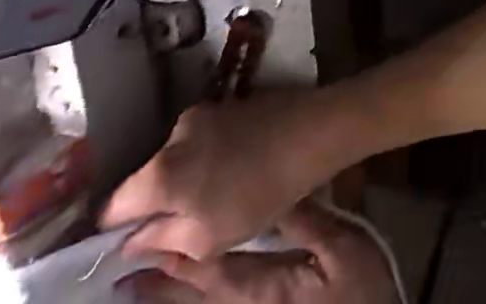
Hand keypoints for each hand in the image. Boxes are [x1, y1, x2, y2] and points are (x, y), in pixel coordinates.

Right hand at [103, 92, 350, 261]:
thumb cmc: (261, 191)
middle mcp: (173, 135)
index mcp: (159, 172)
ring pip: (179, 156)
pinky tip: (239, 167)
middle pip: (147, 178)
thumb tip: (131, 241)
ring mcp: (204, 113)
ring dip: (189, 177)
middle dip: (158, 202)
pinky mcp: (230, 102)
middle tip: (184, 223)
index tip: (131, 243)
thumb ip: (161, 242)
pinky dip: (211, 156)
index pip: (113, 207)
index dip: (117, 230)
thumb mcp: (208, 237)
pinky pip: (205, 138)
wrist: (314, 131)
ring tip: (222, 192)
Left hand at [124, 202, 398, 303]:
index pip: (213, 271)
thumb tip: (268, 192)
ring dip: (172, 298)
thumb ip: (306, 222)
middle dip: (162, 285)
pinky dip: (200, 303)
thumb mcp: (344, 249)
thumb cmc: (363, 290)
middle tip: (122, 279)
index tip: (143, 246)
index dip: (178, 259)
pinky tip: (189, 299)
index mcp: (266, 289)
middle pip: (201, 296)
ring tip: (136, 291)